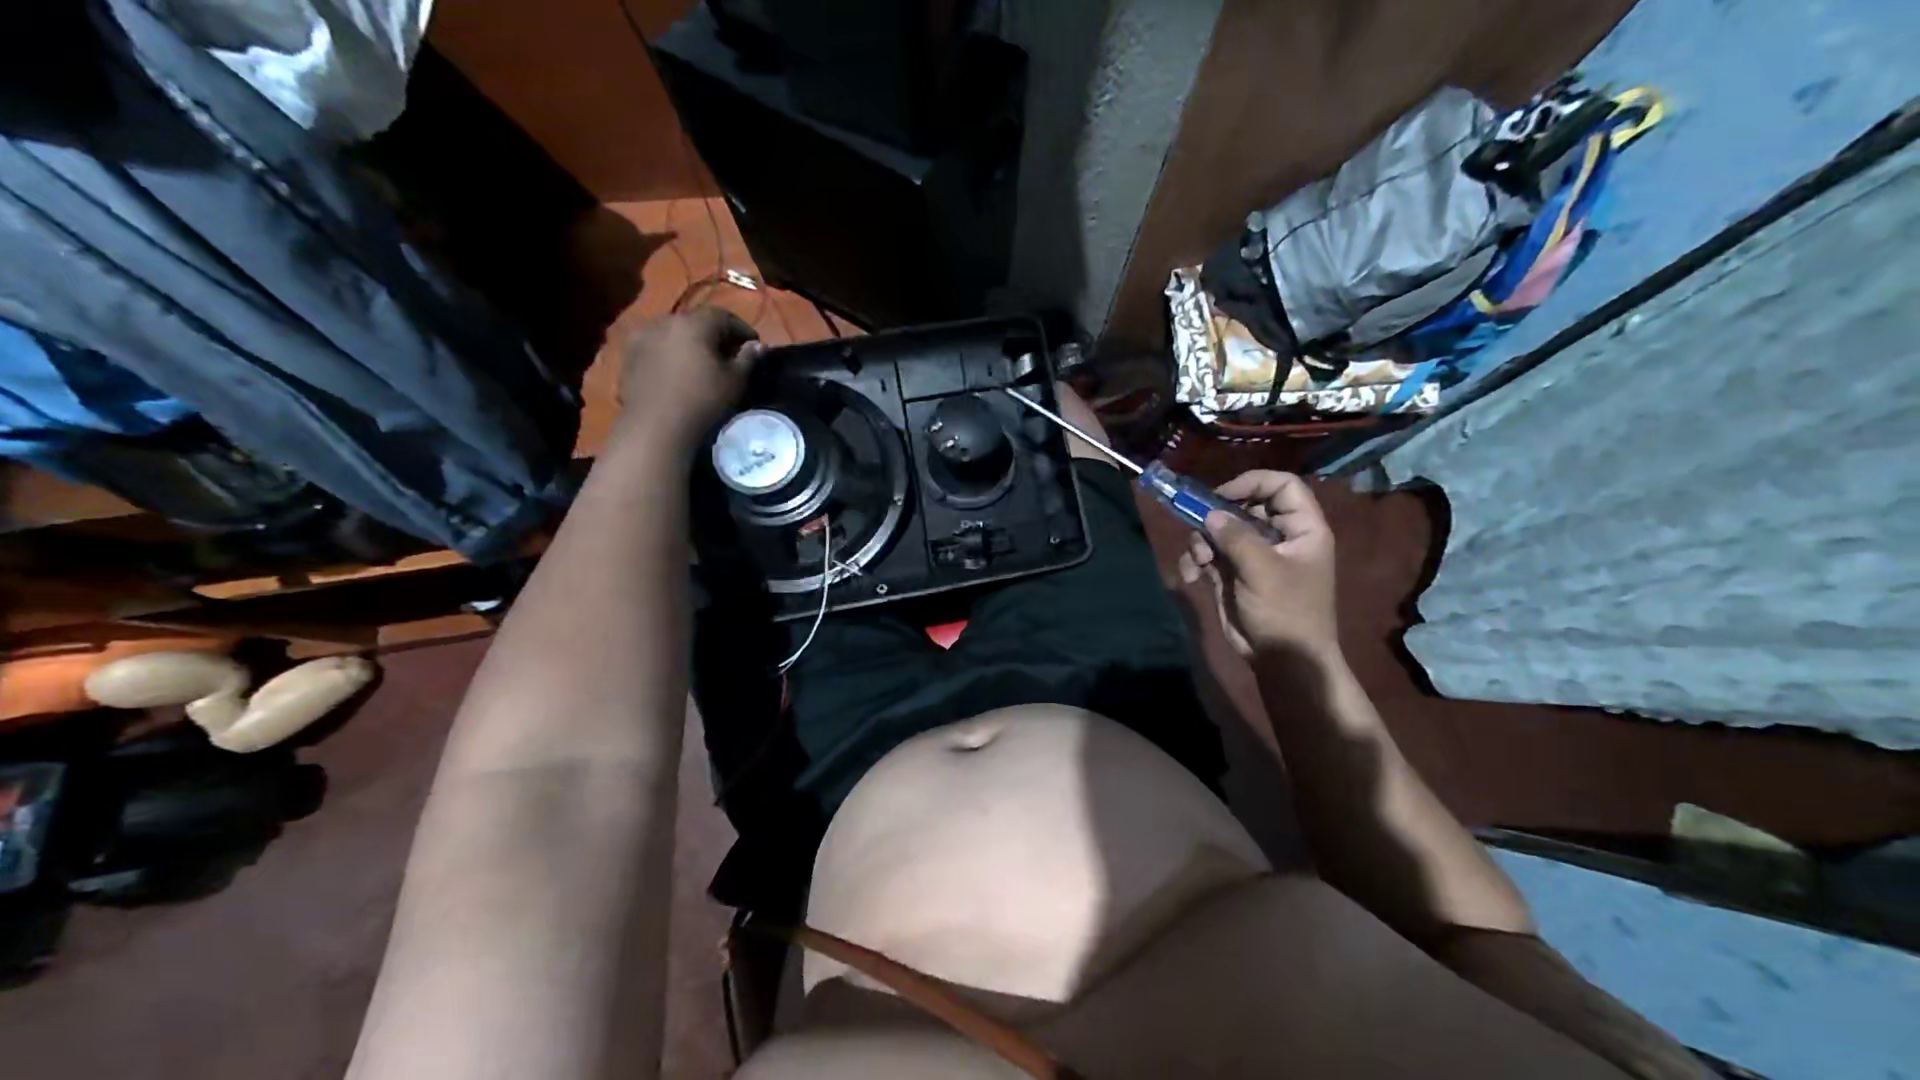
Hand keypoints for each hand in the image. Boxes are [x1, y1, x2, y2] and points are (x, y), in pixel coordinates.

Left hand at [614, 309, 762, 444]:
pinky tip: (677, 372)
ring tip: (700, 363)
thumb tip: (757, 346)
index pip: (723, 315)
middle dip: (714, 334)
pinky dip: (669, 354)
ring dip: (689, 343)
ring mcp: (641, 338)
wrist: (655, 427)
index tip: (753, 344)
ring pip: (673, 334)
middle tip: (728, 353)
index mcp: (693, 323)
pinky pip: (655, 348)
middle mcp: (664, 321)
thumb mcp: (734, 381)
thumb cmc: (703, 401)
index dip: (741, 328)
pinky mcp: (628, 357)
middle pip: (695, 322)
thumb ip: (747, 359)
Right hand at [1178, 470, 1339, 663]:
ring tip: (1198, 560)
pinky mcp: (1232, 575)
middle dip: (1218, 515)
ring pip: (1221, 530)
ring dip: (1202, 541)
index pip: (1283, 487)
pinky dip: (1196, 562)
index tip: (1222, 495)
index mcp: (1302, 530)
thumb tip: (1211, 515)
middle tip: (1197, 523)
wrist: (1282, 660)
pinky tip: (1190, 578)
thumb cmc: (1286, 612)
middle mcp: (1278, 538)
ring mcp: (1253, 556)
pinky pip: (1209, 555)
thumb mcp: (1264, 570)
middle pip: (1245, 506)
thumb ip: (1237, 537)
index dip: (1253, 483)